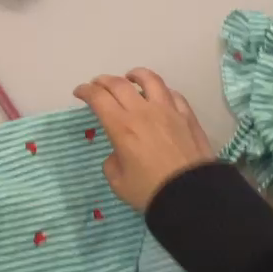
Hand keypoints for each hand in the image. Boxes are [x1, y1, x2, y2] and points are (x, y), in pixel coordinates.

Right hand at [74, 68, 215, 211]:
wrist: (193, 197)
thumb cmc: (150, 191)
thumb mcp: (118, 182)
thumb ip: (112, 162)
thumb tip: (119, 152)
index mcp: (121, 126)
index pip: (98, 97)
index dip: (85, 91)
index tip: (79, 92)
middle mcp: (142, 112)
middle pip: (119, 84)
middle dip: (103, 81)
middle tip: (97, 85)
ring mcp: (167, 111)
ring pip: (150, 80)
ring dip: (135, 75)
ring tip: (130, 78)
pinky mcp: (187, 116)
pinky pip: (173, 94)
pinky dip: (161, 91)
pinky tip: (159, 96)